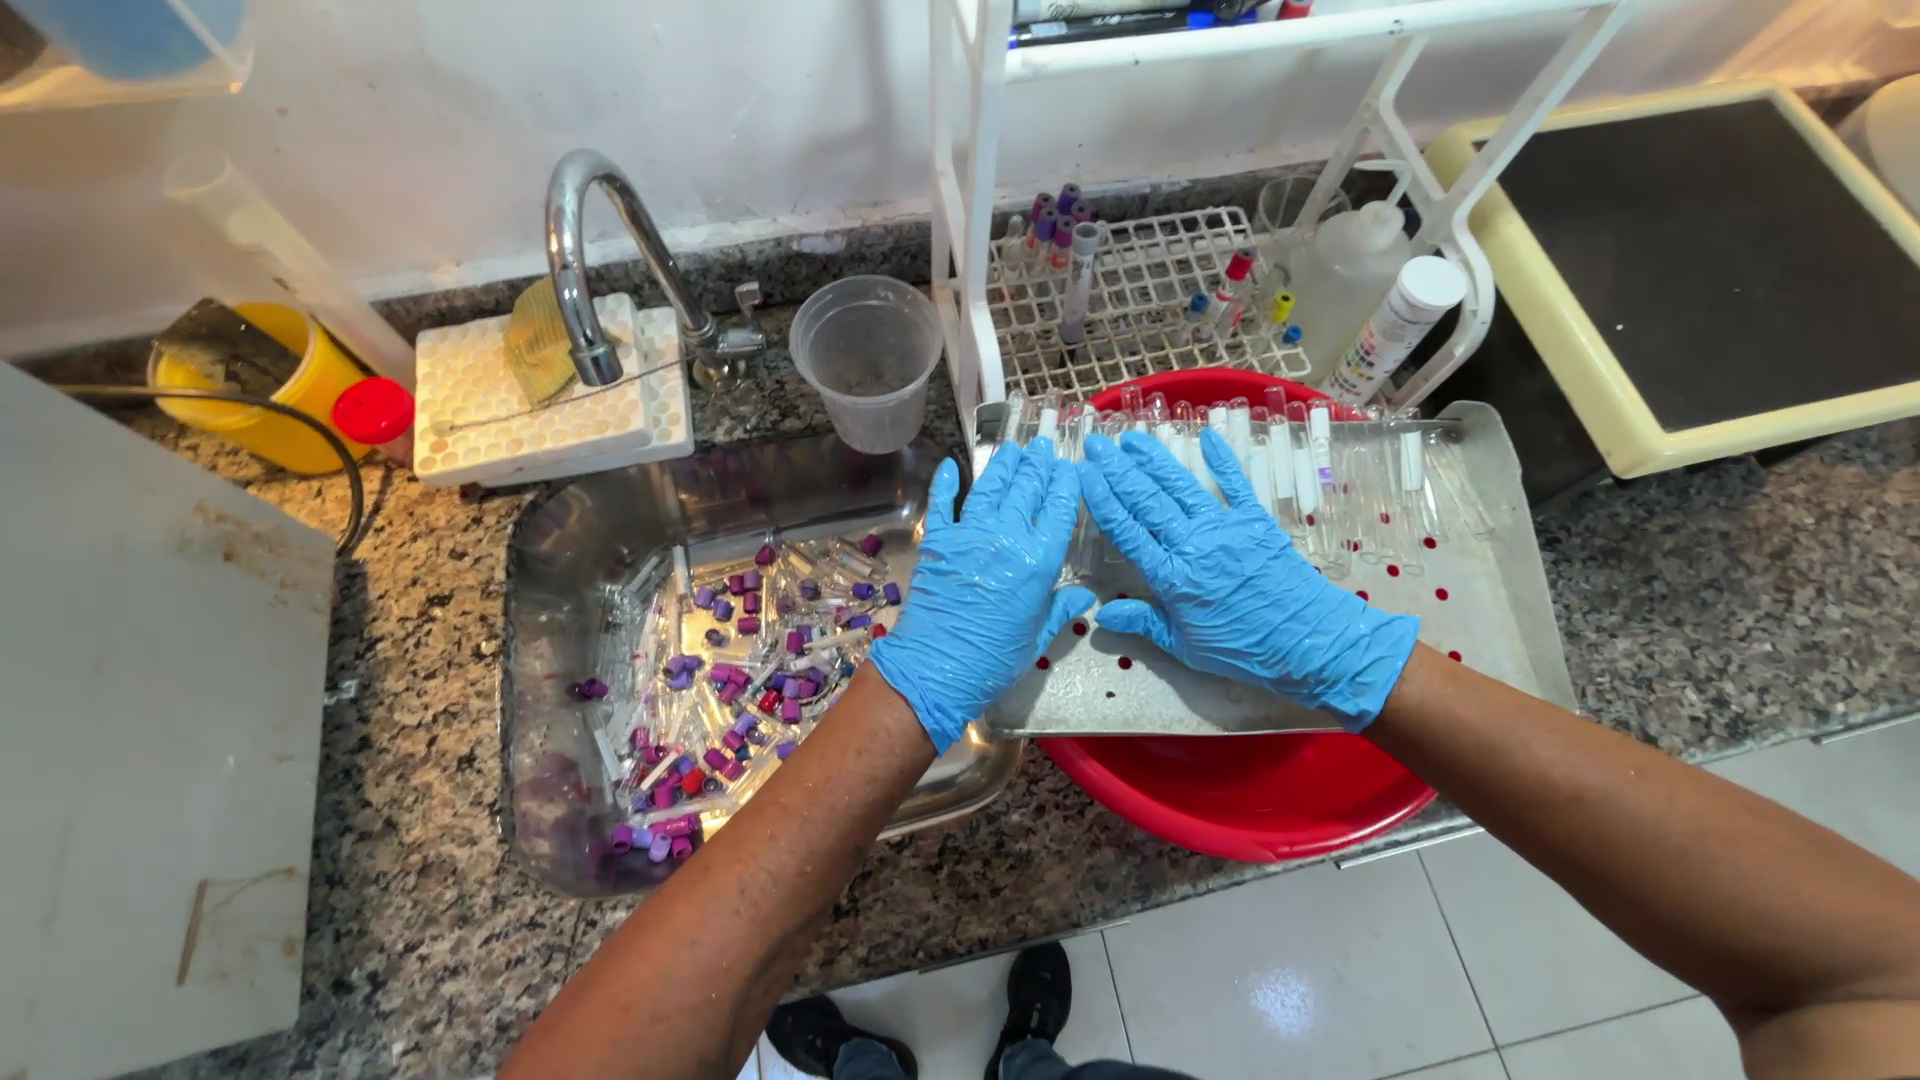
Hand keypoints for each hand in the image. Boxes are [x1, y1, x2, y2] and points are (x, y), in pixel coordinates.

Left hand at [871, 438, 1095, 752]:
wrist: (938, 667)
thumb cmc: (995, 659)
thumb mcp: (1038, 636)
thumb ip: (1061, 608)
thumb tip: (1084, 595)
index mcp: (1039, 562)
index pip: (1060, 512)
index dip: (1066, 485)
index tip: (1070, 467)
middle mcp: (1007, 539)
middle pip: (1027, 491)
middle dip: (1037, 466)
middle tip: (1042, 446)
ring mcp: (970, 536)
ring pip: (990, 489)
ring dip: (1003, 465)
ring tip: (1012, 448)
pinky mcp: (938, 541)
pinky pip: (943, 504)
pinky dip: (946, 483)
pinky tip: (953, 466)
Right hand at [1077, 429, 1418, 732]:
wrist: (1310, 641)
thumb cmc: (1244, 650)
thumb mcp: (1185, 647)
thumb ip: (1144, 623)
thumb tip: (1099, 614)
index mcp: (1171, 577)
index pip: (1127, 530)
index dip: (1102, 499)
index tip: (1082, 474)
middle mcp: (1193, 544)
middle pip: (1147, 501)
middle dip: (1118, 470)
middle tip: (1096, 444)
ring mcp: (1225, 528)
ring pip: (1181, 487)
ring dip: (1154, 460)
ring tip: (1131, 438)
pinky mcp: (1256, 522)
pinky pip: (1236, 484)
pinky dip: (1222, 459)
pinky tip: (1207, 435)